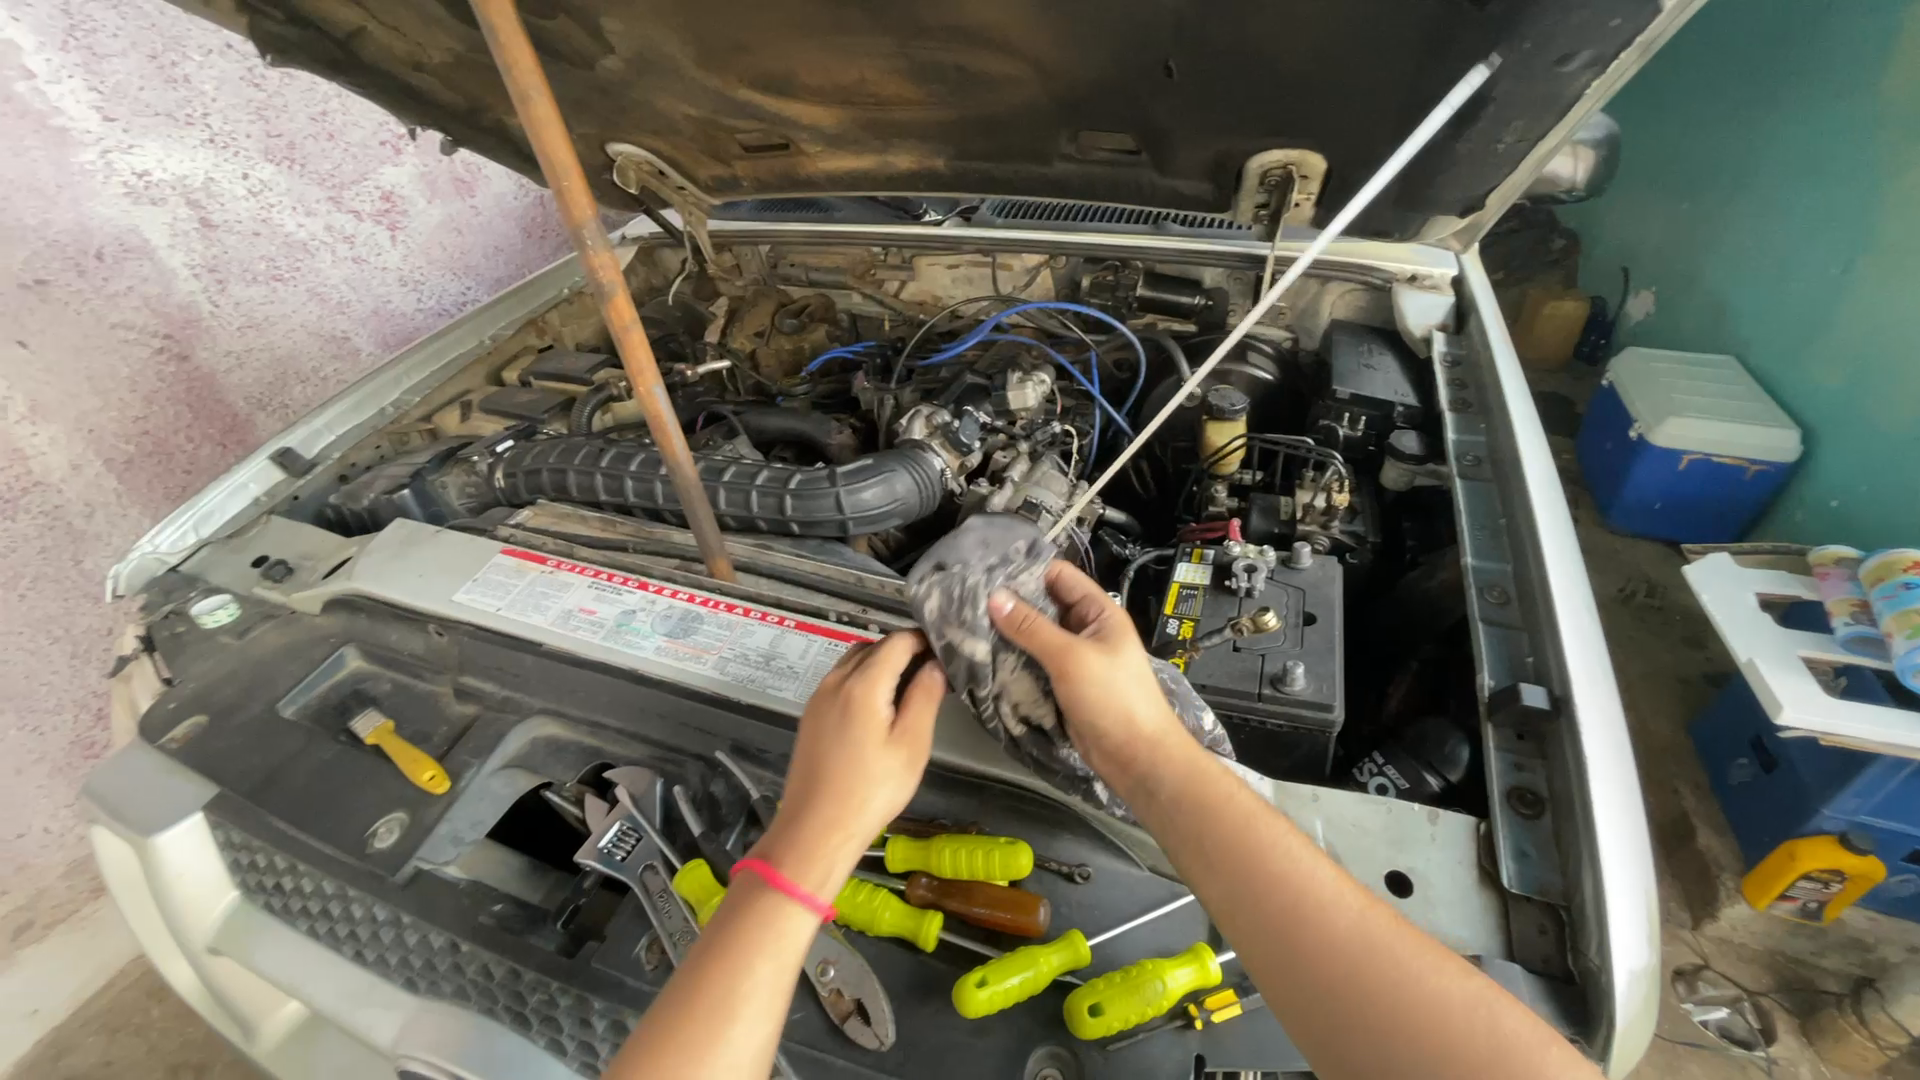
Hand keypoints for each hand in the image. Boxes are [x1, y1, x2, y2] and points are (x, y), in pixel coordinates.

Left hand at [757, 631, 945, 894]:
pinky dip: (863, 678)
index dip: (924, 639)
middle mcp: (835, 680)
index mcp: (862, 683)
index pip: (897, 641)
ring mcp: (819, 696)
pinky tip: (880, 705)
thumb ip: (925, 697)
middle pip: (874, 646)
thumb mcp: (911, 745)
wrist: (815, 830)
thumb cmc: (870, 790)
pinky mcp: (811, 714)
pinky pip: (840, 679)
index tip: (947, 650)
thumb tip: (935, 664)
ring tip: (910, 686)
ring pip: (854, 661)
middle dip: (904, 650)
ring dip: (881, 662)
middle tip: (934, 669)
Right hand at [988, 561, 1196, 795]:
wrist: (1136, 757)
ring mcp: (1074, 658)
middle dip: (1011, 602)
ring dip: (1008, 632)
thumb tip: (994, 596)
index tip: (987, 571)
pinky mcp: (1062, 683)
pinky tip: (983, 654)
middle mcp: (1085, 629)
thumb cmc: (1112, 698)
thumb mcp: (1071, 657)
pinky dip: (1013, 658)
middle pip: (1043, 605)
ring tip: (968, 623)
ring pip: (1036, 635)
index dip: (1026, 570)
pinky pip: (1034, 662)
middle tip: (968, 598)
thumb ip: (1031, 627)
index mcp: (1098, 612)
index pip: (1059, 576)